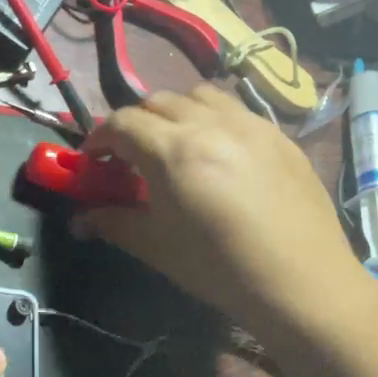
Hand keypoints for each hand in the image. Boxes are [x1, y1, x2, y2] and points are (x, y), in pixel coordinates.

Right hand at [75, 84, 376, 346]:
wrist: (298, 281)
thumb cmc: (215, 266)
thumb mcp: (154, 246)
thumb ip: (112, 223)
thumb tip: (79, 221)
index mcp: (173, 151)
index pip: (122, 123)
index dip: (99, 138)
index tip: (92, 161)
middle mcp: (211, 124)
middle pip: (158, 101)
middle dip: (134, 123)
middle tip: (127, 156)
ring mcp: (251, 125)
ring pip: (200, 96)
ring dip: (174, 112)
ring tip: (171, 144)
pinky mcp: (280, 136)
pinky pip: (236, 111)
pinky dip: (211, 120)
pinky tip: (214, 155)